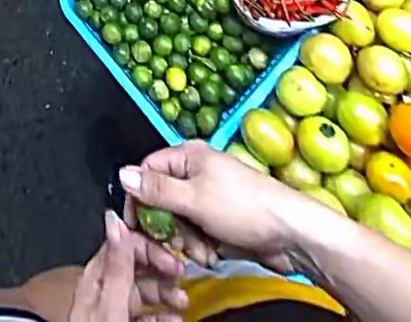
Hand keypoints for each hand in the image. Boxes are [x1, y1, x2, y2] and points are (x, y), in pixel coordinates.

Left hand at [68, 212, 187, 321]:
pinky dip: (161, 317)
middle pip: (136, 267)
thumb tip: (115, 218)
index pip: (123, 245)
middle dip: (161, 270)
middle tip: (183, 276)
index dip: (149, 246)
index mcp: (96, 279)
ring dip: (165, 294)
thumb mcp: (111, 307)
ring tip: (183, 304)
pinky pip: (144, 317)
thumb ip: (116, 266)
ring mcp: (112, 313)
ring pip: (143, 293)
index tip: (172, 255)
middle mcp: (103, 291)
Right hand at [121, 141, 323, 272]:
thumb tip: (122, 173)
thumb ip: (156, 189)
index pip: (147, 171)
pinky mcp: (219, 219)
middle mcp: (195, 172)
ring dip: (187, 241)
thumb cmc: (242, 207)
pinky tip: (215, 254)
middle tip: (182, 240)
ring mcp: (208, 196)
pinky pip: (195, 234)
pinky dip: (201, 247)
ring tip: (206, 249)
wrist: (289, 233)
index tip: (137, 225)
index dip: (139, 197)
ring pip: (178, 222)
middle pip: (161, 200)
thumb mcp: (194, 198)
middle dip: (169, 226)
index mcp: (187, 156)